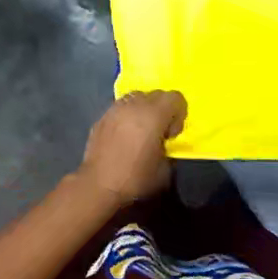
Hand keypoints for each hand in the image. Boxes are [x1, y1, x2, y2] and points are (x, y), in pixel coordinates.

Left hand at [76, 91, 184, 206]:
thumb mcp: (165, 169)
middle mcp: (134, 104)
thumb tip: (164, 142)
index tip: (172, 134)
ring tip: (140, 132)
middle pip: (156, 94)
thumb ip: (169, 148)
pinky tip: (123, 136)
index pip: (175, 97)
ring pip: (137, 97)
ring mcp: (115, 108)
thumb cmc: (135, 177)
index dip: (179, 114)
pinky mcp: (102, 116)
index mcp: (153, 114)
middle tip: (159, 132)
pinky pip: (121, 107)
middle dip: (162, 110)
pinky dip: (127, 115)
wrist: (98, 184)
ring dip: (144, 110)